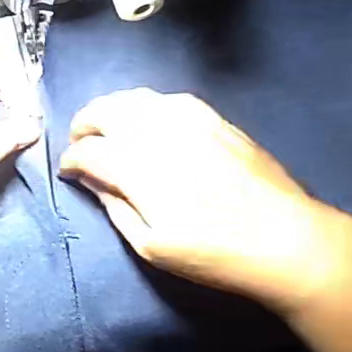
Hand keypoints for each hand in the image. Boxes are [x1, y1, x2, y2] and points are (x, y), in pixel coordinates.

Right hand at [59, 88, 348, 314]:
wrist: (284, 238)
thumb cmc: (214, 253)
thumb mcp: (153, 246)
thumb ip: (115, 207)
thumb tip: (91, 181)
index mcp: (139, 168)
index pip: (88, 151)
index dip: (70, 160)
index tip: (67, 171)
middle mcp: (159, 132)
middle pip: (106, 111)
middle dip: (84, 124)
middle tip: (79, 142)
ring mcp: (190, 119)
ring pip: (136, 98)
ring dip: (111, 109)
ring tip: (106, 127)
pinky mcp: (214, 118)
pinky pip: (168, 99)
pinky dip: (146, 105)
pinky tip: (147, 120)